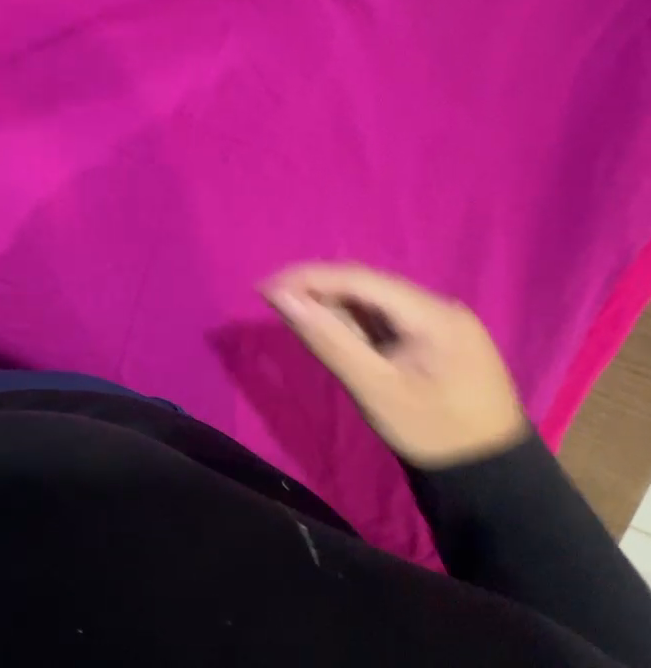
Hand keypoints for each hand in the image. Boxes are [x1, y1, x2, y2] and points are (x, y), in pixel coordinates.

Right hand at [262, 263, 528, 469]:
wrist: (489, 473)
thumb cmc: (430, 430)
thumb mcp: (371, 385)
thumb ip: (325, 336)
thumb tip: (277, 295)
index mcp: (434, 316)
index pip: (358, 279)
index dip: (306, 278)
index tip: (262, 289)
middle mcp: (441, 308)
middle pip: (365, 285)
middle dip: (316, 292)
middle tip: (275, 307)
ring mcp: (442, 322)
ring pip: (371, 300)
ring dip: (332, 306)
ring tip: (299, 321)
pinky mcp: (436, 337)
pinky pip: (383, 316)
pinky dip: (352, 320)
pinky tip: (333, 333)